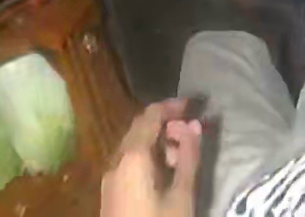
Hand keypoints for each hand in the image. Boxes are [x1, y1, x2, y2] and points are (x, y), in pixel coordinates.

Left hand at [102, 99, 202, 216]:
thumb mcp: (182, 196)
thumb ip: (190, 156)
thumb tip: (195, 124)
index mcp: (132, 156)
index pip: (151, 115)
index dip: (173, 106)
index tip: (195, 105)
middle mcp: (116, 162)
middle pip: (140, 128)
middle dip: (167, 124)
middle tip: (191, 131)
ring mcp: (109, 181)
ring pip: (134, 147)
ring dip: (158, 142)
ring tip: (182, 155)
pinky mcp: (110, 198)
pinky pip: (128, 164)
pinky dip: (148, 158)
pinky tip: (165, 174)